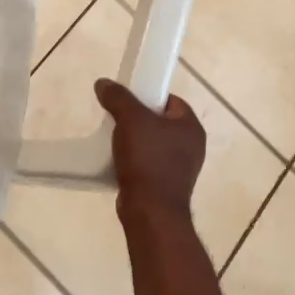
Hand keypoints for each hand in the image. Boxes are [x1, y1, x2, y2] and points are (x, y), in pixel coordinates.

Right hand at [95, 79, 205, 220]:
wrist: (150, 211)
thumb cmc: (147, 159)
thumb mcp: (130, 119)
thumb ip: (118, 97)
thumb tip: (103, 83)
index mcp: (191, 127)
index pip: (171, 100)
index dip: (148, 95)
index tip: (127, 99)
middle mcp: (191, 146)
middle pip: (160, 121)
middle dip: (137, 119)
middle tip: (116, 117)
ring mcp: (180, 168)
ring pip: (152, 143)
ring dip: (133, 140)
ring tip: (113, 138)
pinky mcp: (166, 185)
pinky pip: (148, 163)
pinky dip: (133, 159)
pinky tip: (117, 159)